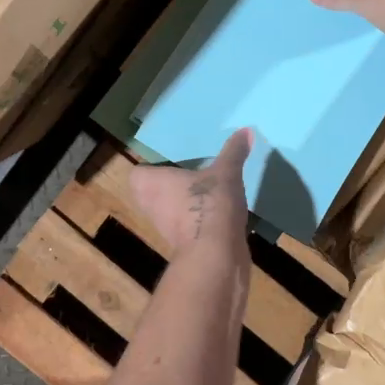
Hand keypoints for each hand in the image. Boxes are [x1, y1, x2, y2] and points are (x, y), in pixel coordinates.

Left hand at [129, 129, 252, 252]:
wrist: (216, 254)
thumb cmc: (210, 204)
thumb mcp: (226, 173)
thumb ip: (233, 152)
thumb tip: (246, 130)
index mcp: (152, 183)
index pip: (138, 174)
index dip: (150, 169)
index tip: (169, 164)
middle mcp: (151, 206)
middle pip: (150, 194)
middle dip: (166, 188)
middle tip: (188, 177)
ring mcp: (165, 228)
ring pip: (168, 212)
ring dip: (182, 206)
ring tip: (205, 192)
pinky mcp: (183, 245)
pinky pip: (186, 228)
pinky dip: (197, 222)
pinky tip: (216, 214)